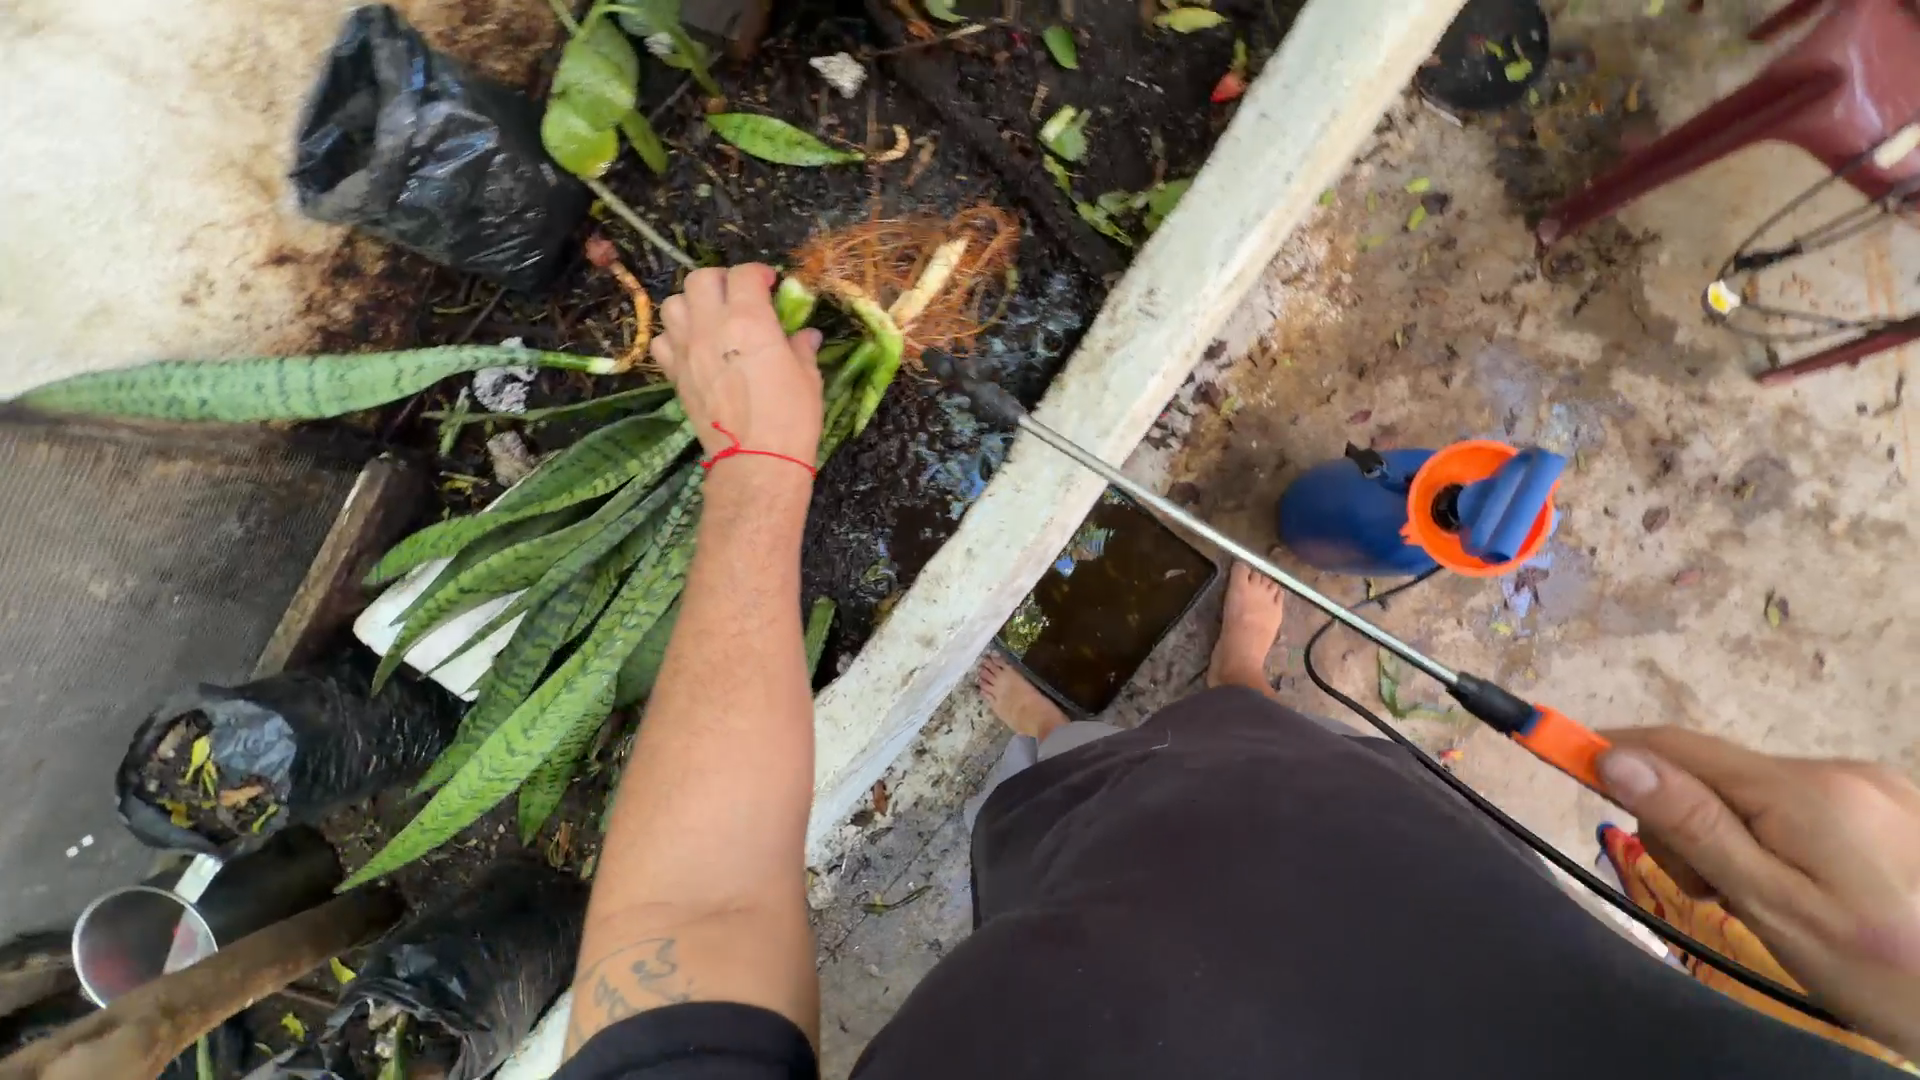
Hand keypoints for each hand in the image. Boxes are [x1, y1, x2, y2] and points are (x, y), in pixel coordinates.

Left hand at [652, 264, 823, 467]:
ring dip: (692, 303)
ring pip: (673, 304)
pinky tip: (693, 347)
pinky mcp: (675, 375)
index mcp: (750, 321)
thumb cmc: (791, 419)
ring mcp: (688, 350)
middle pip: (700, 279)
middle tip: (739, 296)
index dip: (758, 273)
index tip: (770, 283)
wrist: (758, 462)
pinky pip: (662, 341)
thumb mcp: (808, 379)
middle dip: (721, 280)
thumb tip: (806, 335)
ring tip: (711, 317)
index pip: (744, 275)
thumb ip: (802, 349)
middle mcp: (712, 327)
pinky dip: (674, 337)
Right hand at [1597, 727, 1919, 1054]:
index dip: (1605, 747)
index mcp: (1803, 790)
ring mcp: (1871, 785)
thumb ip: (1694, 827)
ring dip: (1722, 828)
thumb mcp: (1775, 907)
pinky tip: (1797, 882)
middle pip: (1706, 769)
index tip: (1546, 746)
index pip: (1672, 746)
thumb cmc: (1890, 973)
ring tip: (1755, 894)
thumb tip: (1614, 759)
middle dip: (1677, 815)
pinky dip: (1764, 832)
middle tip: (1699, 885)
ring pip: (1745, 787)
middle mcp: (1837, 770)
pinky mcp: (1890, 805)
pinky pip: (1789, 800)